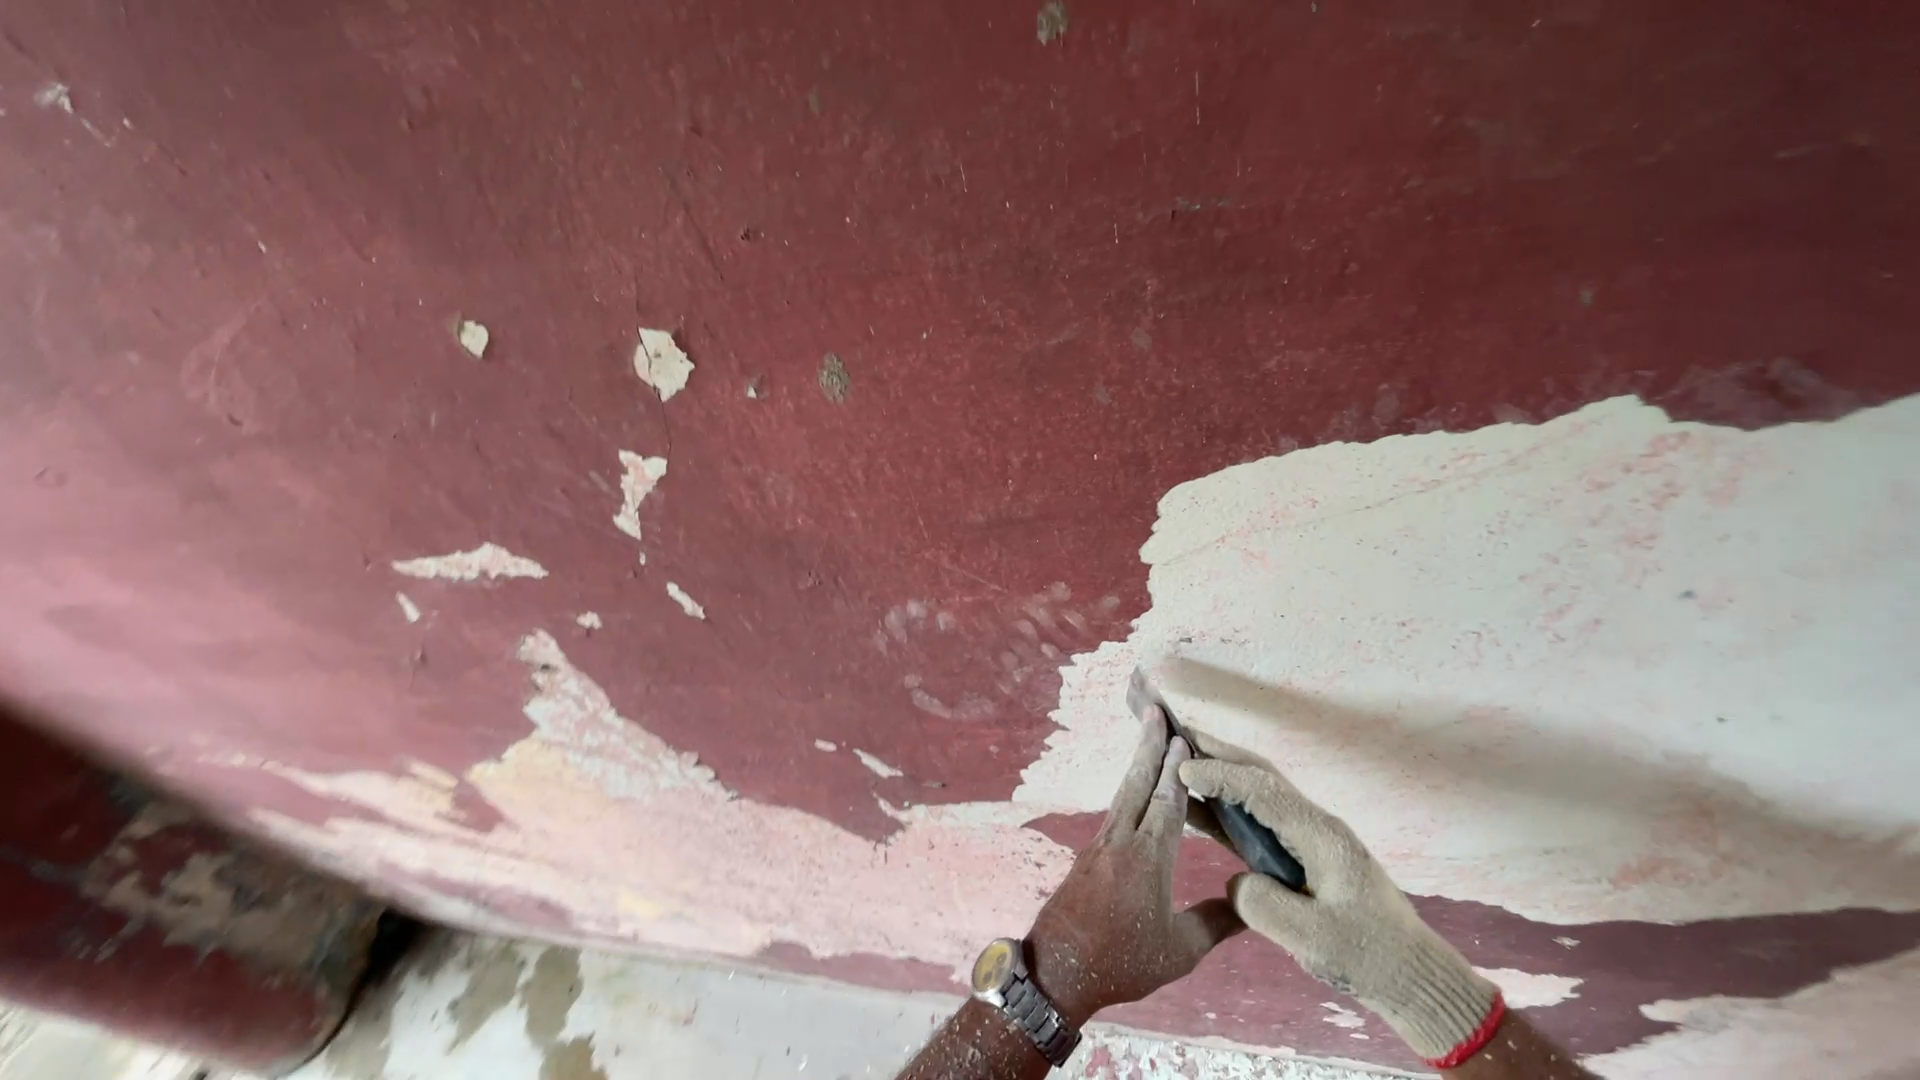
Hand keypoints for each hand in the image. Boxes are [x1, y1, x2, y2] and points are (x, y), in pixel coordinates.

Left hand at [1023, 706, 1243, 1025]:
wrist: (1059, 969)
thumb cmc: (1123, 961)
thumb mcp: (1179, 951)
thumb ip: (1217, 923)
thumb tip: (1253, 903)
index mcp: (1148, 859)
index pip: (1168, 803)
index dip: (1177, 770)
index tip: (1183, 738)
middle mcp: (1122, 841)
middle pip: (1138, 784)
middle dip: (1149, 746)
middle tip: (1156, 711)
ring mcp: (1101, 844)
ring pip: (1123, 794)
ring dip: (1138, 762)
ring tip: (1148, 734)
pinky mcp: (1090, 853)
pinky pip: (1115, 810)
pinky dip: (1128, 788)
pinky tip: (1134, 785)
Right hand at [1178, 730, 1503, 1067]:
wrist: (1409, 975)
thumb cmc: (1367, 955)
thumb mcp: (1312, 938)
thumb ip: (1263, 903)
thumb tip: (1235, 879)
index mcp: (1319, 835)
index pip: (1262, 790)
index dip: (1220, 776)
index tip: (1182, 770)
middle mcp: (1311, 824)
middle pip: (1258, 775)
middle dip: (1215, 750)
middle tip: (1173, 730)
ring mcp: (1304, 837)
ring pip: (1253, 792)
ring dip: (1215, 771)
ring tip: (1174, 754)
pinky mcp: (1296, 855)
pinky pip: (1253, 820)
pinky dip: (1222, 804)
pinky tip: (1193, 803)